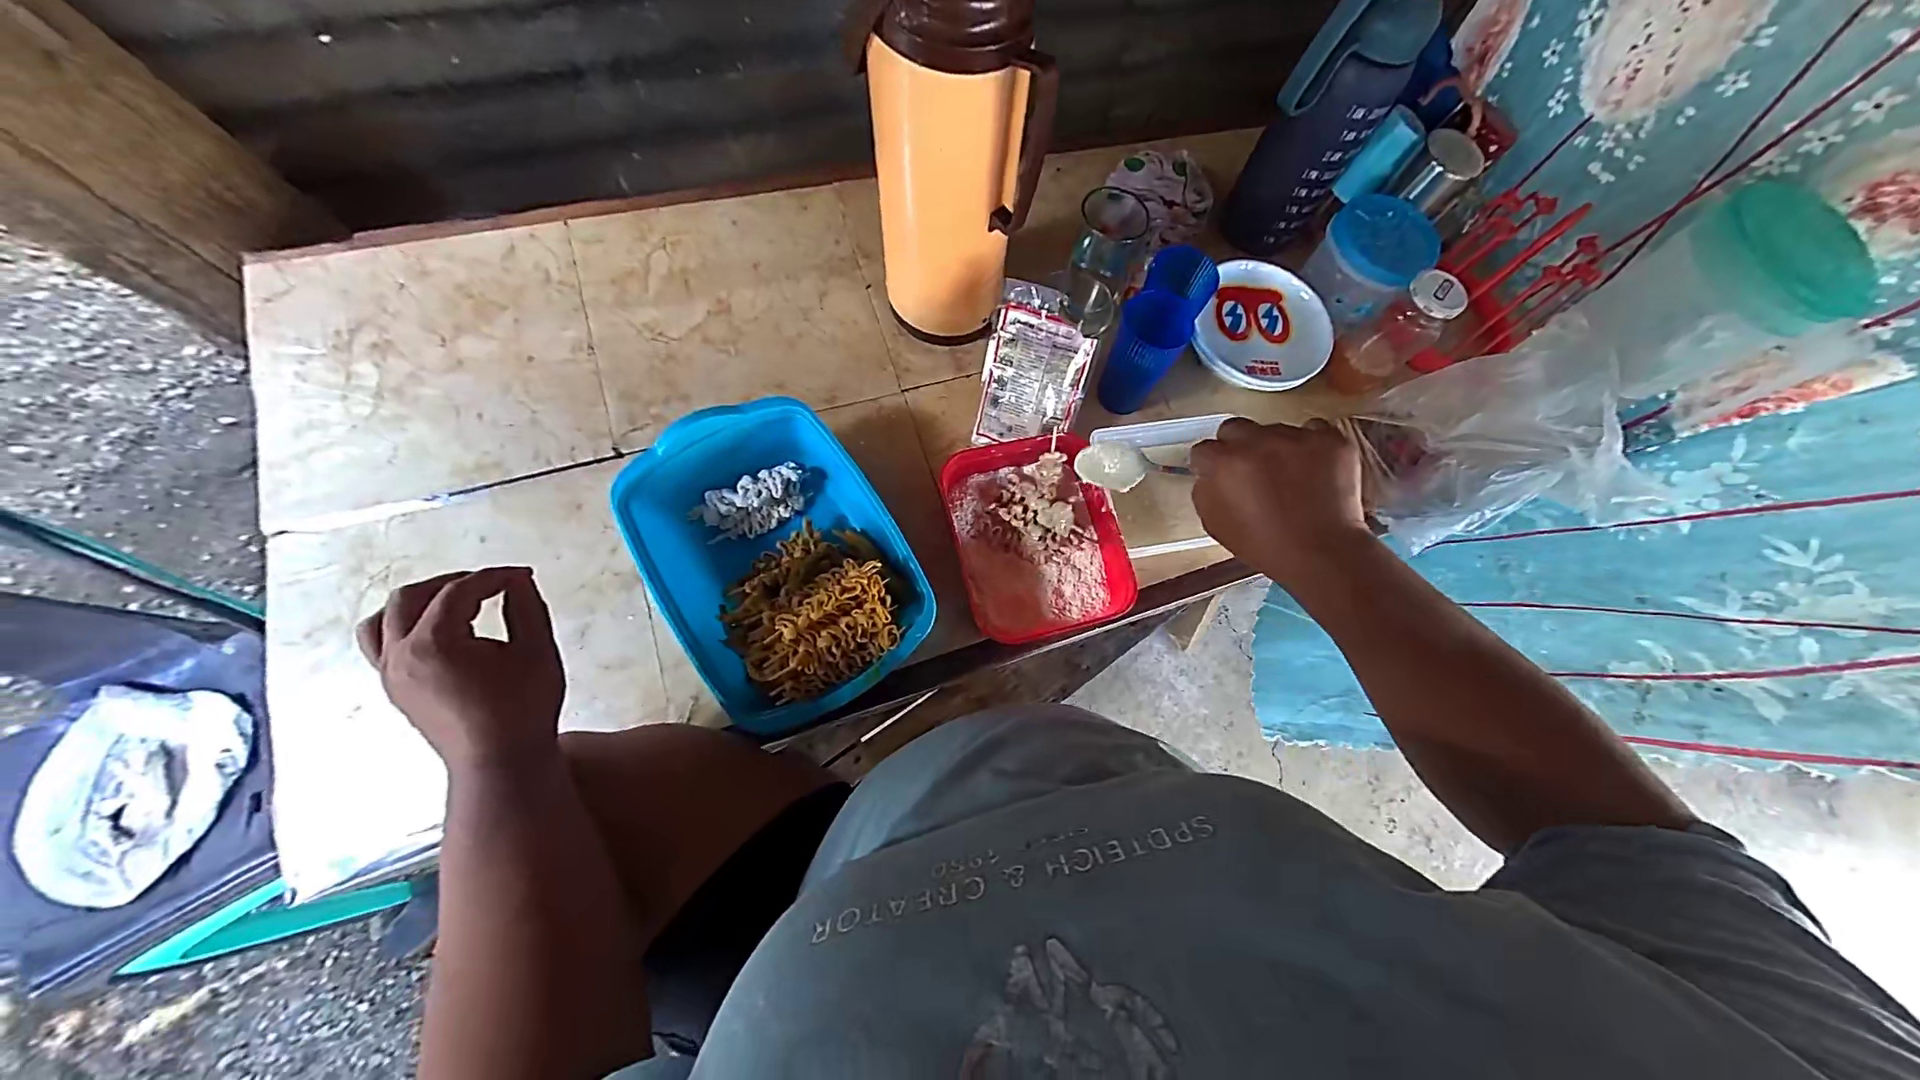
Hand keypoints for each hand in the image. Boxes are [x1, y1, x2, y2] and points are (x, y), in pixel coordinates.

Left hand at [356, 566, 565, 773]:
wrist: (501, 761)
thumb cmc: (523, 707)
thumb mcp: (537, 650)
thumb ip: (526, 607)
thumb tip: (516, 582)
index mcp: (434, 643)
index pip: (459, 592)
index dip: (494, 578)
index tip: (522, 576)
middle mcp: (400, 656)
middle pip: (411, 598)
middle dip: (453, 583)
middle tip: (491, 584)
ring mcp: (391, 675)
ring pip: (384, 620)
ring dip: (419, 603)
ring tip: (456, 602)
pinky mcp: (395, 690)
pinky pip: (383, 646)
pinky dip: (406, 628)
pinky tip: (441, 633)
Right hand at [1189, 417, 1373, 584]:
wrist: (1321, 552)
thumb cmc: (1264, 545)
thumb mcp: (1216, 524)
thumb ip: (1205, 490)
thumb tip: (1208, 475)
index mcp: (1224, 463)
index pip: (1203, 449)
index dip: (1208, 464)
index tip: (1215, 473)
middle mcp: (1257, 442)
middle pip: (1234, 428)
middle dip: (1236, 445)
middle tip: (1248, 468)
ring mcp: (1296, 437)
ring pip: (1274, 429)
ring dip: (1274, 447)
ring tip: (1287, 475)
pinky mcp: (1329, 439)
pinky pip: (1313, 430)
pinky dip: (1309, 445)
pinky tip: (1311, 468)